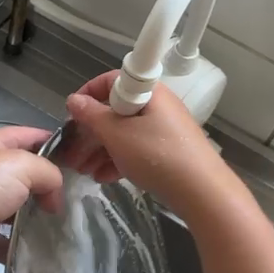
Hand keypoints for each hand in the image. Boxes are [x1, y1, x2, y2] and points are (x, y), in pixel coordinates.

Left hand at [0, 126, 63, 264]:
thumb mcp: (23, 165)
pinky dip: (25, 242)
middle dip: (51, 186)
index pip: (32, 136)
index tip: (80, 159)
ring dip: (40, 216)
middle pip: (29, 174)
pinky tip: (43, 245)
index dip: (56, 144)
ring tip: (64, 224)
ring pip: (22, 207)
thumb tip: (54, 196)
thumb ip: (49, 173)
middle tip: (74, 198)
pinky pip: (11, 236)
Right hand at [62, 71, 238, 216]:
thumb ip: (92, 116)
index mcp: (149, 93)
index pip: (113, 80)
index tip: (72, 113)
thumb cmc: (157, 155)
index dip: (89, 93)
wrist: (202, 191)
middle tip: (71, 153)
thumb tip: (74, 99)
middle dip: (90, 133)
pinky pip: (137, 149)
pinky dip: (118, 160)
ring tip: (82, 170)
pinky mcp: (167, 152)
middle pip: (115, 111)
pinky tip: (102, 177)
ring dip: (100, 150)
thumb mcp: (117, 134)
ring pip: (124, 134)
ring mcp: (163, 130)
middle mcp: (157, 106)